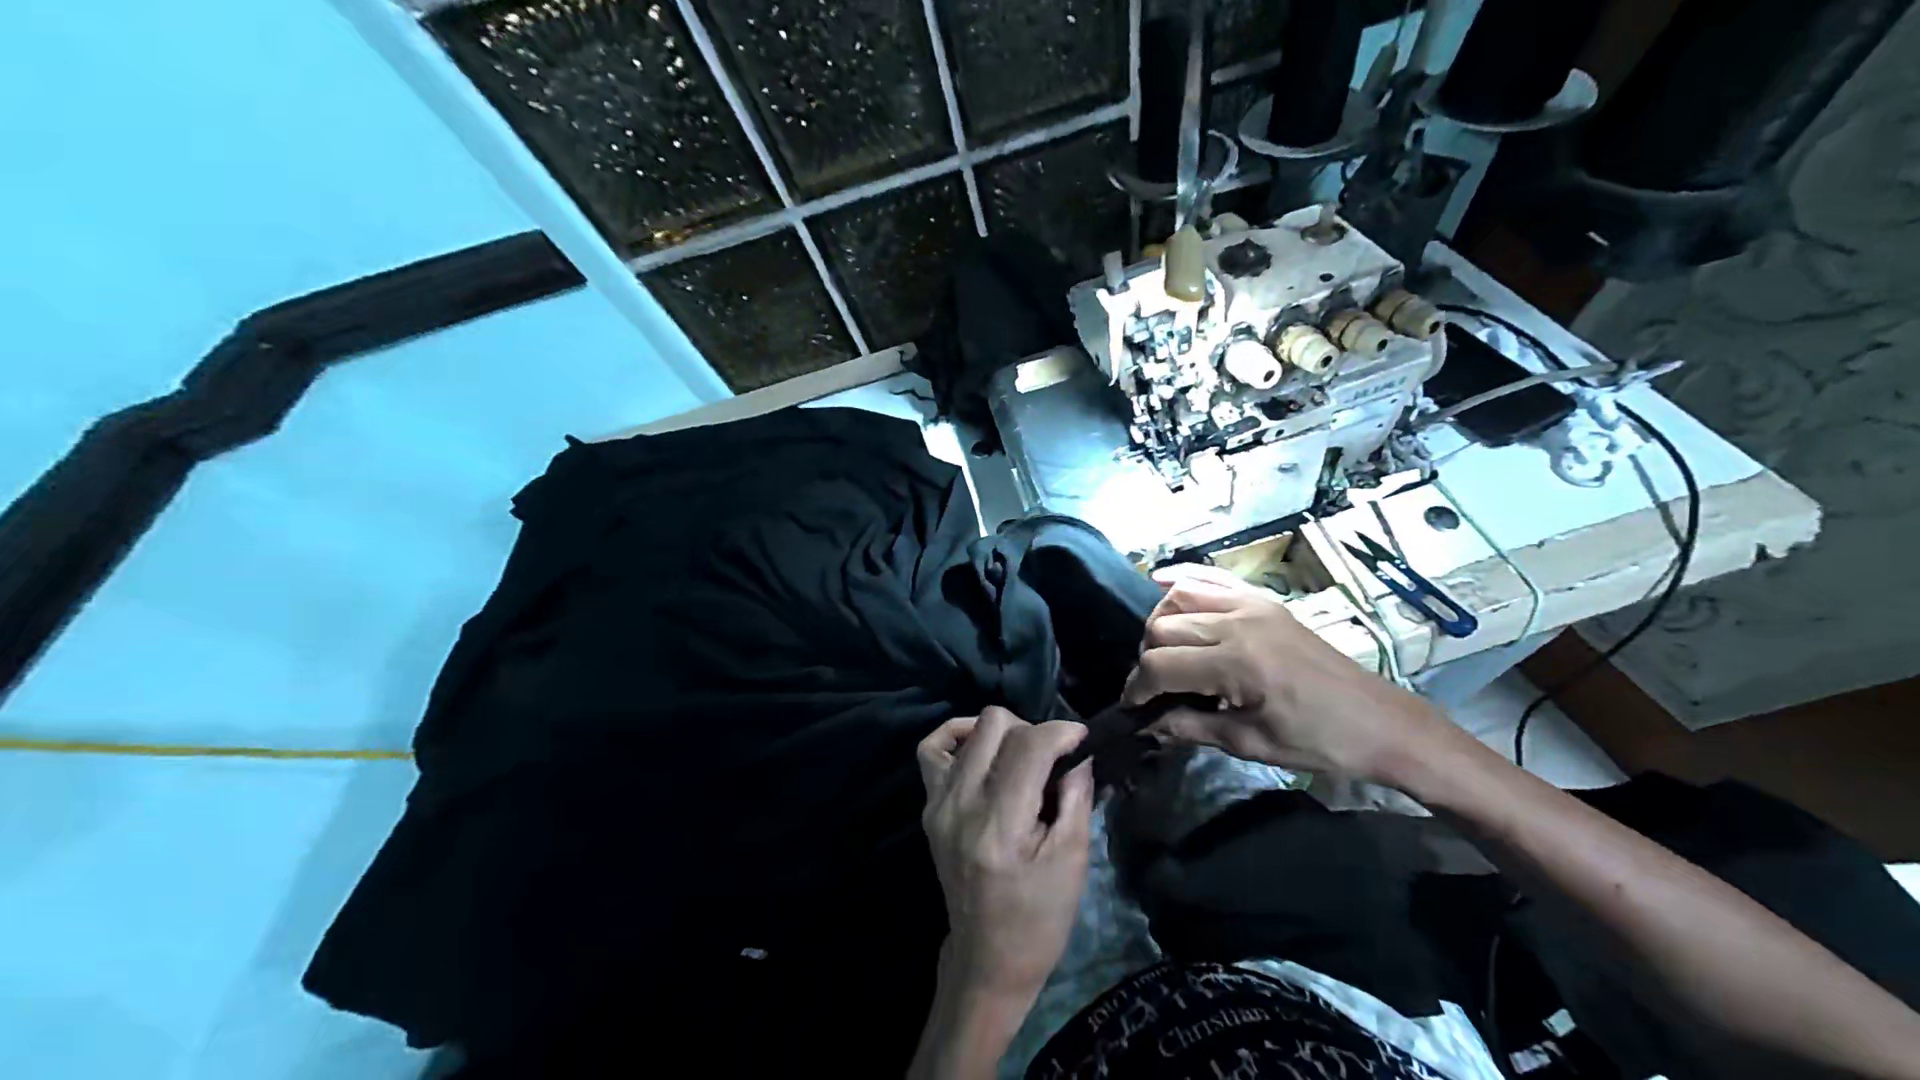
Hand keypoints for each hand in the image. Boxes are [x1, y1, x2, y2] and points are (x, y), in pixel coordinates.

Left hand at [916, 706, 1093, 999]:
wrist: (987, 958)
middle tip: (1052, 757)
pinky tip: (981, 748)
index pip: (1028, 746)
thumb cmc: (1038, 918)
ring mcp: (938, 804)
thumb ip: (1077, 799)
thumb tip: (1081, 753)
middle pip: (994, 725)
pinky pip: (931, 751)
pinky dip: (957, 737)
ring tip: (1022, 757)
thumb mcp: (1071, 861)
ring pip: (965, 731)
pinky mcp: (929, 808)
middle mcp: (961, 804)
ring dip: (1000, 733)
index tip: (1083, 737)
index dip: (1061, 731)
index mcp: (1000, 823)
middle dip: (1032, 729)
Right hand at [1123, 563, 1455, 781]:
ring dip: (1160, 623)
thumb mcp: (1248, 743)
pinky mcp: (1265, 601)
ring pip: (1180, 598)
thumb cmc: (1318, 742)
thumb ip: (1188, 726)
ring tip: (1165, 652)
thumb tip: (1145, 723)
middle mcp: (1239, 623)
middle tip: (1153, 688)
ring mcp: (1253, 605)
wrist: (1382, 723)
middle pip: (1162, 628)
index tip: (1133, 709)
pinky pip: (1214, 577)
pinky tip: (1162, 582)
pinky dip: (1185, 578)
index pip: (1159, 665)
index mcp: (1237, 663)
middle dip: (1146, 659)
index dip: (1138, 688)